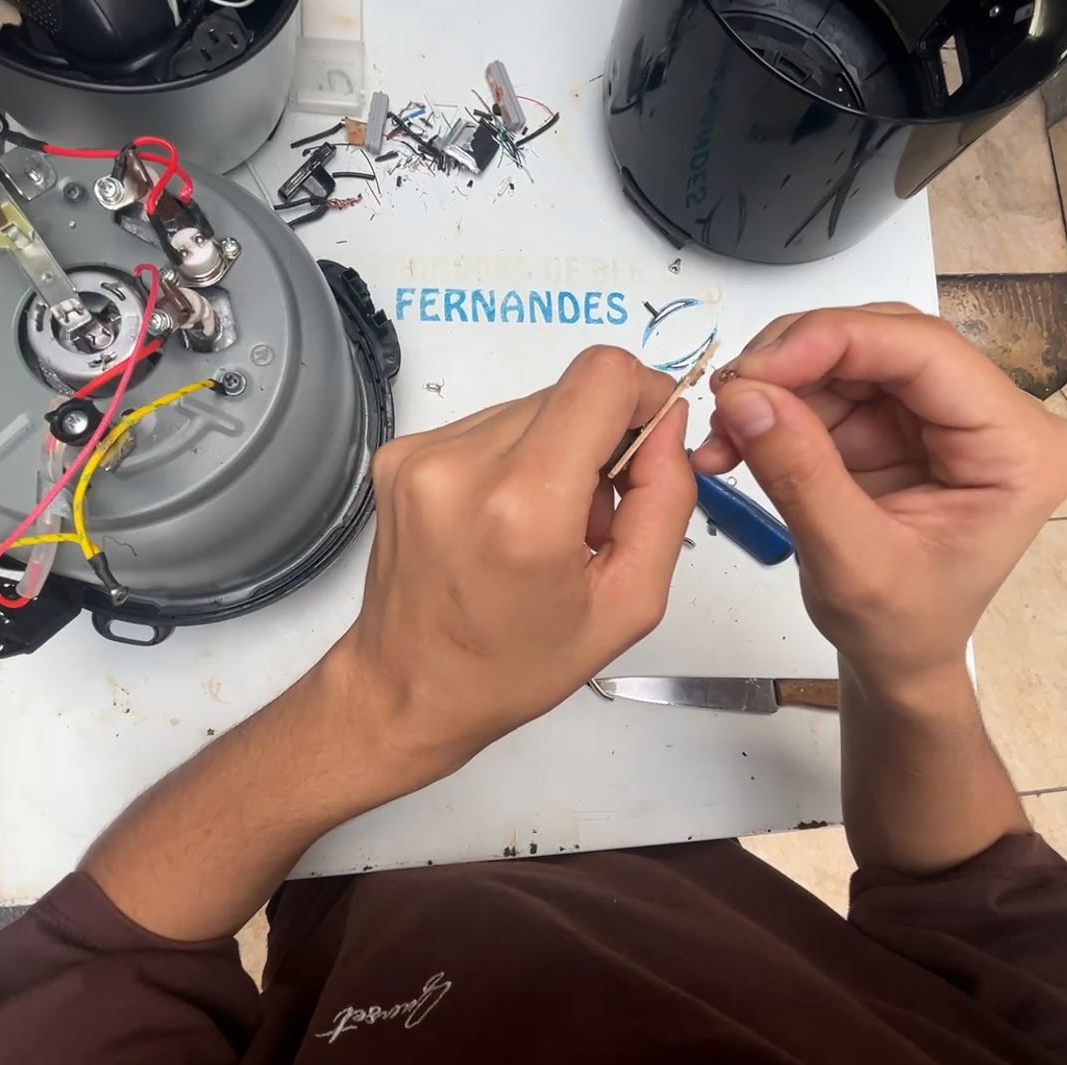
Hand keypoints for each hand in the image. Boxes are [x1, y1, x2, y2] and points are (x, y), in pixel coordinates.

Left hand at [334, 347, 697, 778]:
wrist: (408, 687)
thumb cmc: (515, 665)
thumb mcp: (629, 604)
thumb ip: (666, 501)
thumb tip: (666, 424)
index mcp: (525, 509)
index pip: (603, 376)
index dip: (643, 395)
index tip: (646, 444)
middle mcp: (461, 466)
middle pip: (568, 391)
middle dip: (600, 439)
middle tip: (591, 513)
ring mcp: (421, 455)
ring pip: (528, 406)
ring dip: (556, 451)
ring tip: (542, 524)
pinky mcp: (400, 454)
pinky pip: (487, 425)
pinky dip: (514, 458)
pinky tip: (505, 518)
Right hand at [692, 305, 1066, 692]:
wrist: (897, 656)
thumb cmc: (897, 627)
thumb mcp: (849, 562)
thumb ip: (800, 475)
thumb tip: (741, 396)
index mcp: (1015, 447)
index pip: (925, 352)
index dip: (831, 341)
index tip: (748, 371)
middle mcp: (985, 415)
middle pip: (883, 341)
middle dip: (793, 362)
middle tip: (725, 397)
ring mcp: (934, 417)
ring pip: (845, 359)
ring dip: (772, 387)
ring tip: (719, 431)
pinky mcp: (891, 427)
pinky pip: (824, 392)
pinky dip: (771, 410)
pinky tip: (732, 441)